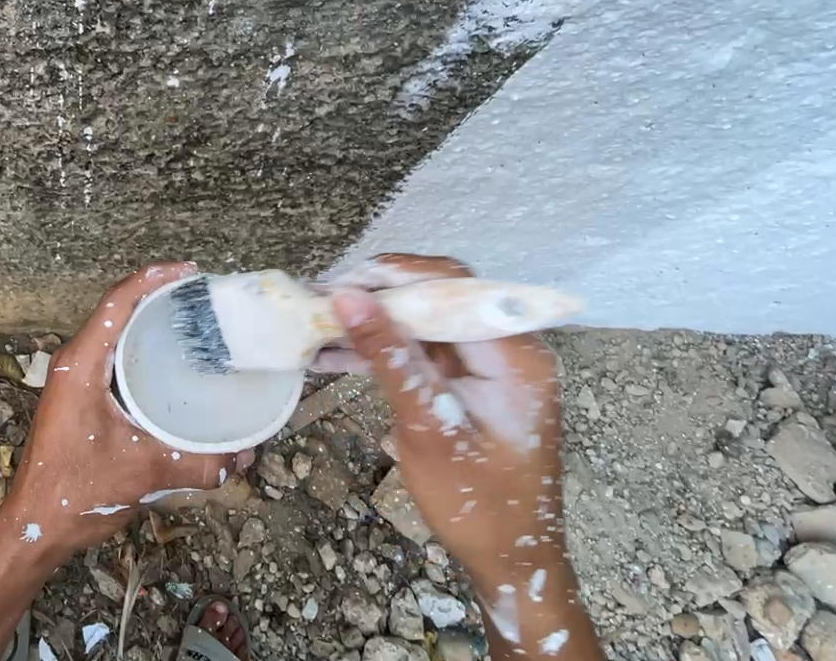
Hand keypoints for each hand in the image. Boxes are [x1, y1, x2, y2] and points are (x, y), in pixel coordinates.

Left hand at [5, 262, 245, 556]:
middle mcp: (74, 362)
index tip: (188, 270)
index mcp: (81, 364)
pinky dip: (137, 345)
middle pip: (116, 309)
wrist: (35, 525)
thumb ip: (198, 464)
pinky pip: (111, 354)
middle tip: (197, 292)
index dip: (152, 278)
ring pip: (112, 331)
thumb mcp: (144, 472)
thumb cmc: (76, 492)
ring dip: (144, 318)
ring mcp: (74, 378)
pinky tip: (165, 360)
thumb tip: (243, 454)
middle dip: (154, 292)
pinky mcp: (78, 394)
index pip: (117, 302)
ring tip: (186, 316)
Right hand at [331, 254, 602, 660]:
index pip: (453, 285)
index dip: (395, 273)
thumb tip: (346, 295)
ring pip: (425, 319)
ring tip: (320, 322)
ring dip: (375, 320)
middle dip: (378, 293)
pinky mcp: (472, 379)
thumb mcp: (427, 427)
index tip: (342, 280)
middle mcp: (510, 347)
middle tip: (325, 297)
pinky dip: (385, 347)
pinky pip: (423, 346)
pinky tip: (337, 353)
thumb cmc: (476, 503)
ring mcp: (491, 363)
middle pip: (438, 295)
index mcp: (515, 354)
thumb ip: (389, 355)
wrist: (510, 563)